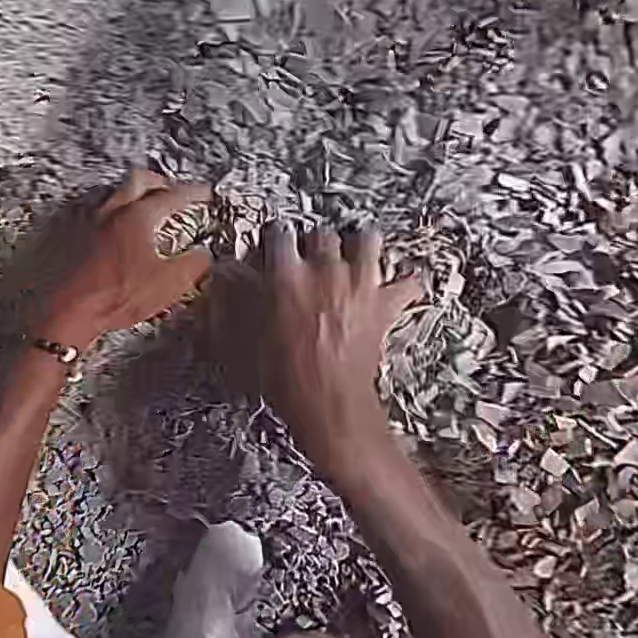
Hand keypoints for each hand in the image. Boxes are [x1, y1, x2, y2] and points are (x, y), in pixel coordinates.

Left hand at [24, 170, 213, 347]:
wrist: (64, 312)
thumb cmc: (113, 298)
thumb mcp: (167, 286)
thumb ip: (192, 266)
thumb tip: (203, 255)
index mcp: (137, 217)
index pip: (172, 195)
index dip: (193, 193)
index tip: (204, 194)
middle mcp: (109, 209)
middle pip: (138, 179)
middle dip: (159, 181)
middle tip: (170, 190)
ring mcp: (83, 217)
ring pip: (110, 190)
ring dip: (129, 192)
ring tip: (138, 203)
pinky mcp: (62, 231)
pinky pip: (87, 207)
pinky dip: (104, 208)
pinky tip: (105, 222)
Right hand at [214, 222, 421, 470]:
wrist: (329, 403)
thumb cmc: (287, 377)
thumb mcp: (251, 336)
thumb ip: (242, 297)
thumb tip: (229, 271)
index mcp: (287, 276)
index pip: (279, 234)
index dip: (277, 238)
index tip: (276, 245)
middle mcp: (325, 271)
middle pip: (323, 233)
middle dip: (316, 242)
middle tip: (311, 257)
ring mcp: (359, 284)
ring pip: (368, 239)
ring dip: (360, 245)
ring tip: (352, 257)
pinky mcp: (384, 304)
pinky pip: (408, 282)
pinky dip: (404, 283)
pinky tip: (397, 286)